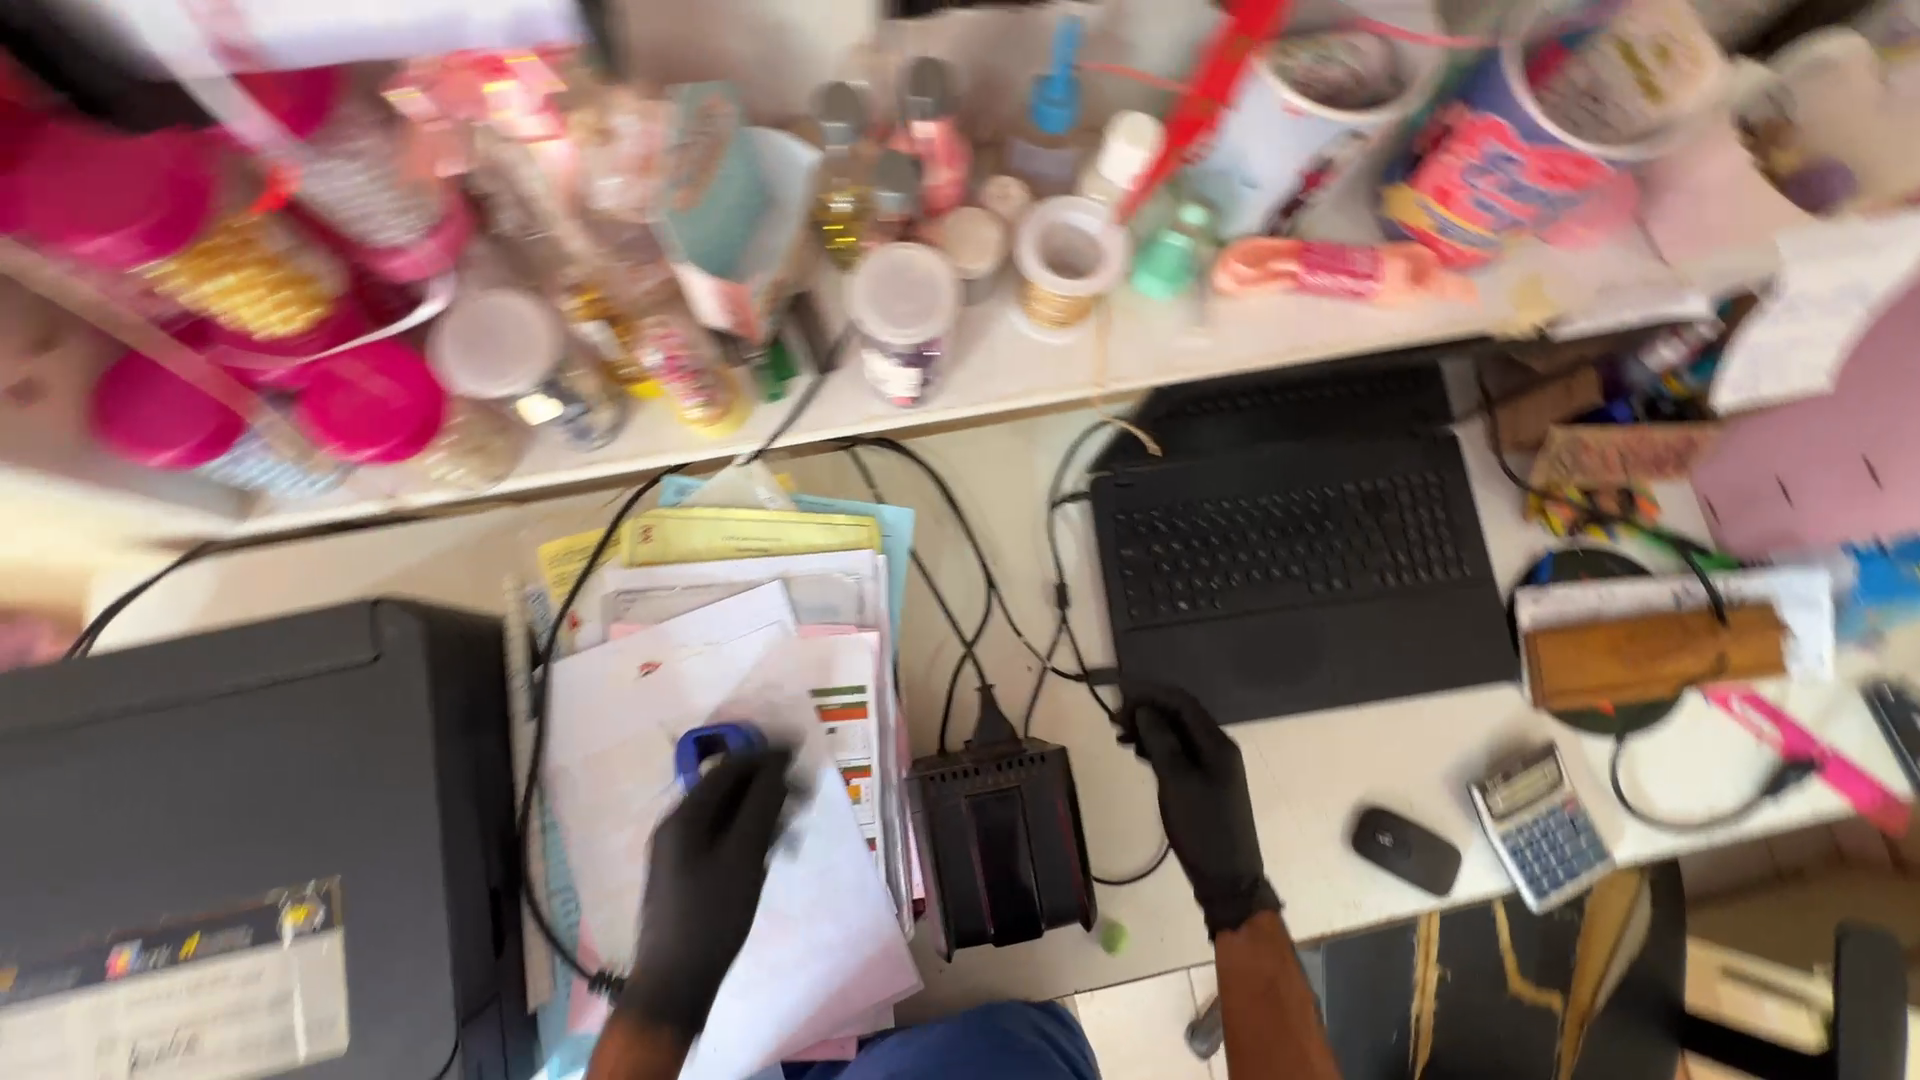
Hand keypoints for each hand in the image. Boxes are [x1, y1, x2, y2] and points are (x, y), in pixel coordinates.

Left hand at [619, 744, 797, 1042]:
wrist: (676, 984)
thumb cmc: (712, 916)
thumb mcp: (743, 857)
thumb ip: (761, 805)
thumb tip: (778, 761)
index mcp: (684, 816)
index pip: (729, 767)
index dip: (765, 755)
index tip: (800, 752)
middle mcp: (677, 826)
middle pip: (727, 789)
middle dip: (767, 785)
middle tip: (804, 794)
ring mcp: (680, 851)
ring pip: (728, 814)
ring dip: (762, 811)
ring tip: (793, 825)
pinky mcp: (689, 872)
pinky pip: (723, 837)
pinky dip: (750, 834)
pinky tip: (772, 849)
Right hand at [1117, 685, 1277, 936]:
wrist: (1227, 877)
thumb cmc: (1202, 828)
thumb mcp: (1177, 782)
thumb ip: (1161, 742)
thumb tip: (1144, 709)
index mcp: (1217, 743)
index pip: (1182, 701)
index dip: (1149, 691)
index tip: (1117, 692)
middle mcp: (1217, 747)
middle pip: (1179, 714)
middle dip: (1147, 709)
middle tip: (1114, 719)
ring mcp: (1211, 764)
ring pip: (1176, 732)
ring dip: (1149, 727)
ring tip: (1119, 735)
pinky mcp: (1203, 781)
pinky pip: (1178, 751)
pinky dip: (1156, 746)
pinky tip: (1137, 752)